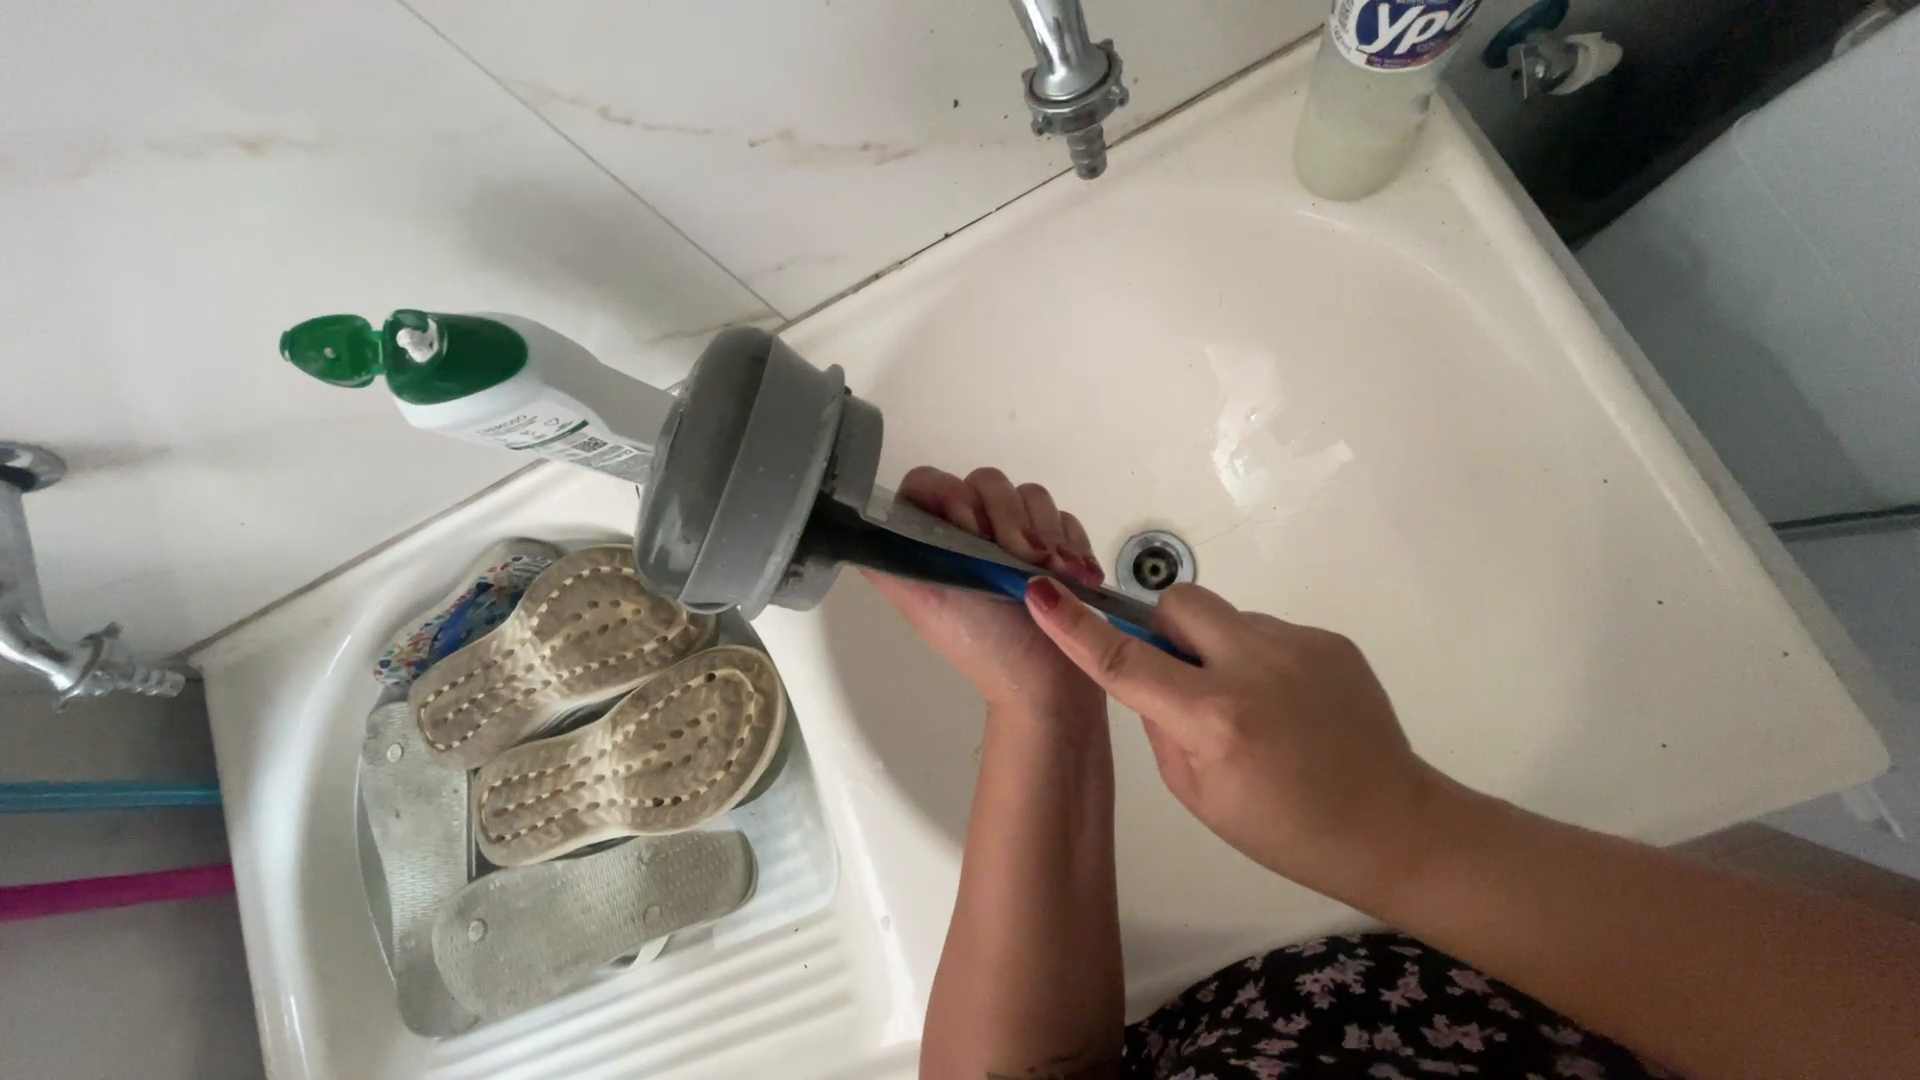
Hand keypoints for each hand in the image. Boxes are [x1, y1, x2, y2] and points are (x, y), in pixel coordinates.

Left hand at [866, 466, 1106, 715]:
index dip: (950, 494)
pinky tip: (1076, 576)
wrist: (1046, 684)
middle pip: (988, 482)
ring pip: (1032, 496)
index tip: (972, 527)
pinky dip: (1073, 546)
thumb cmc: (982, 644)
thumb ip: (891, 556)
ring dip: (1049, 537)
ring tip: (1057, 575)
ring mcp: (1014, 539)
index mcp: (931, 543)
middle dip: (1012, 520)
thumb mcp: (921, 600)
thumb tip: (859, 520)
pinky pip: (1065, 519)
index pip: (928, 483)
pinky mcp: (1054, 548)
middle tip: (1025, 560)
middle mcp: (968, 534)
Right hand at [1022, 578, 1461, 902]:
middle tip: (1182, 676)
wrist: (1394, 827)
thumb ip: (1161, 723)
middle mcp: (1255, 668)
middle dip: (1162, 630)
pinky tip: (1287, 703)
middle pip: (1177, 604)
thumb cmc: (1282, 829)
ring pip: (1224, 617)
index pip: (1124, 661)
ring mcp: (1299, 645)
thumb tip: (1152, 675)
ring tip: (1252, 703)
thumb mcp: (1197, 793)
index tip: (1041, 592)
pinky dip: (1257, 657)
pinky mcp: (1329, 639)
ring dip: (1216, 648)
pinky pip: (1265, 631)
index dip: (1075, 626)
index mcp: (1216, 719)